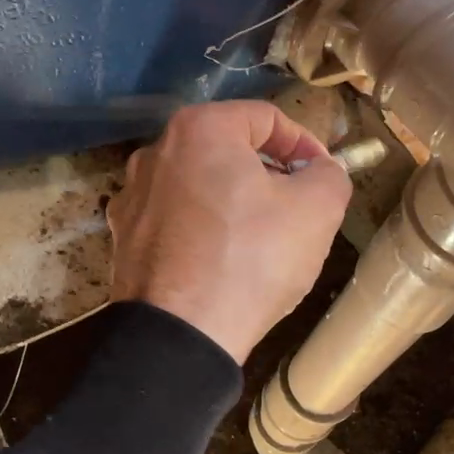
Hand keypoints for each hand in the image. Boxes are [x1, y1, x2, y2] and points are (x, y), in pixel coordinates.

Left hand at [106, 101, 352, 362]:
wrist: (180, 335)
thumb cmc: (252, 259)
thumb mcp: (316, 210)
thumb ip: (329, 175)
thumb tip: (322, 171)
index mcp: (200, 129)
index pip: (266, 118)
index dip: (304, 145)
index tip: (323, 177)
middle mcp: (156, 151)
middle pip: (228, 149)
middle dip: (268, 173)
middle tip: (297, 207)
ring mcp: (133, 195)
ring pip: (200, 184)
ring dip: (234, 201)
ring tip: (261, 239)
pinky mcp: (124, 236)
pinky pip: (176, 219)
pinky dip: (202, 229)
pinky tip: (222, 261)